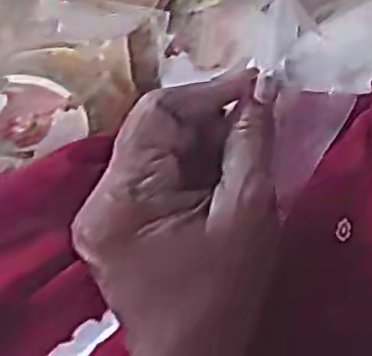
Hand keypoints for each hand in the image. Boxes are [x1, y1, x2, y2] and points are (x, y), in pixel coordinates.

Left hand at [72, 72, 279, 355]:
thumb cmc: (223, 287)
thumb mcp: (249, 204)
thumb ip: (253, 138)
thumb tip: (264, 84)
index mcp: (122, 198)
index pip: (157, 112)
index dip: (212, 90)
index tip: (262, 85)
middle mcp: (105, 198)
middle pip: (162, 125)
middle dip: (217, 114)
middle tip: (266, 114)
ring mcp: (115, 209)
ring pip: (171, 141)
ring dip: (217, 134)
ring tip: (257, 143)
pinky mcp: (132, 217)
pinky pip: (173, 164)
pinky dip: (210, 155)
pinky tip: (238, 165)